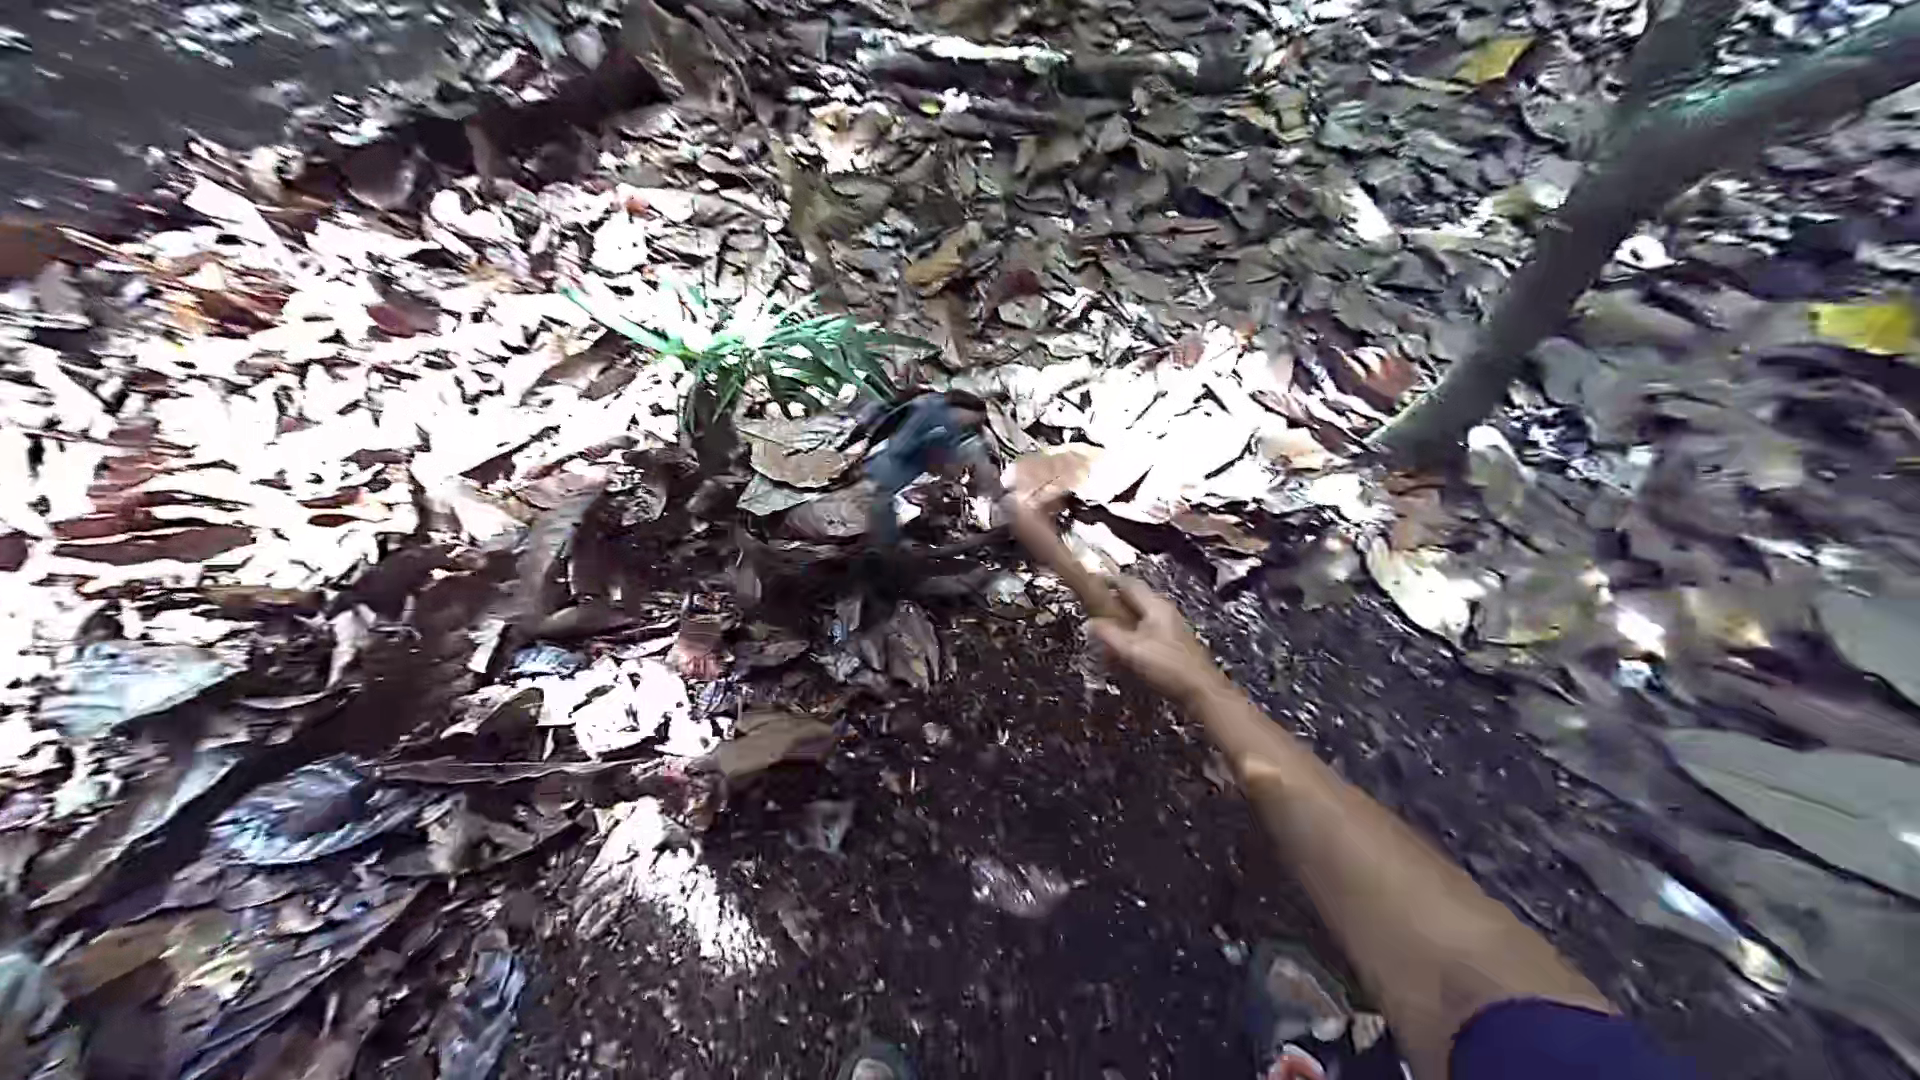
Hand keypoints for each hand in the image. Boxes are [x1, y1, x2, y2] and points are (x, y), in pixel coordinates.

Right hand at [1089, 577, 1232, 705]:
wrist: (1202, 690)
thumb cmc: (1167, 666)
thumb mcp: (1131, 650)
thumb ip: (1108, 634)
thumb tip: (1091, 622)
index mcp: (1155, 605)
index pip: (1127, 583)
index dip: (1106, 583)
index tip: (1088, 588)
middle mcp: (1164, 610)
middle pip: (1132, 600)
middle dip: (1111, 608)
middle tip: (1094, 618)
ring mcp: (1170, 625)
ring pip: (1138, 616)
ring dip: (1121, 625)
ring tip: (1106, 639)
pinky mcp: (1172, 641)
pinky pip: (1146, 630)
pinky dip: (1132, 636)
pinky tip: (1124, 653)